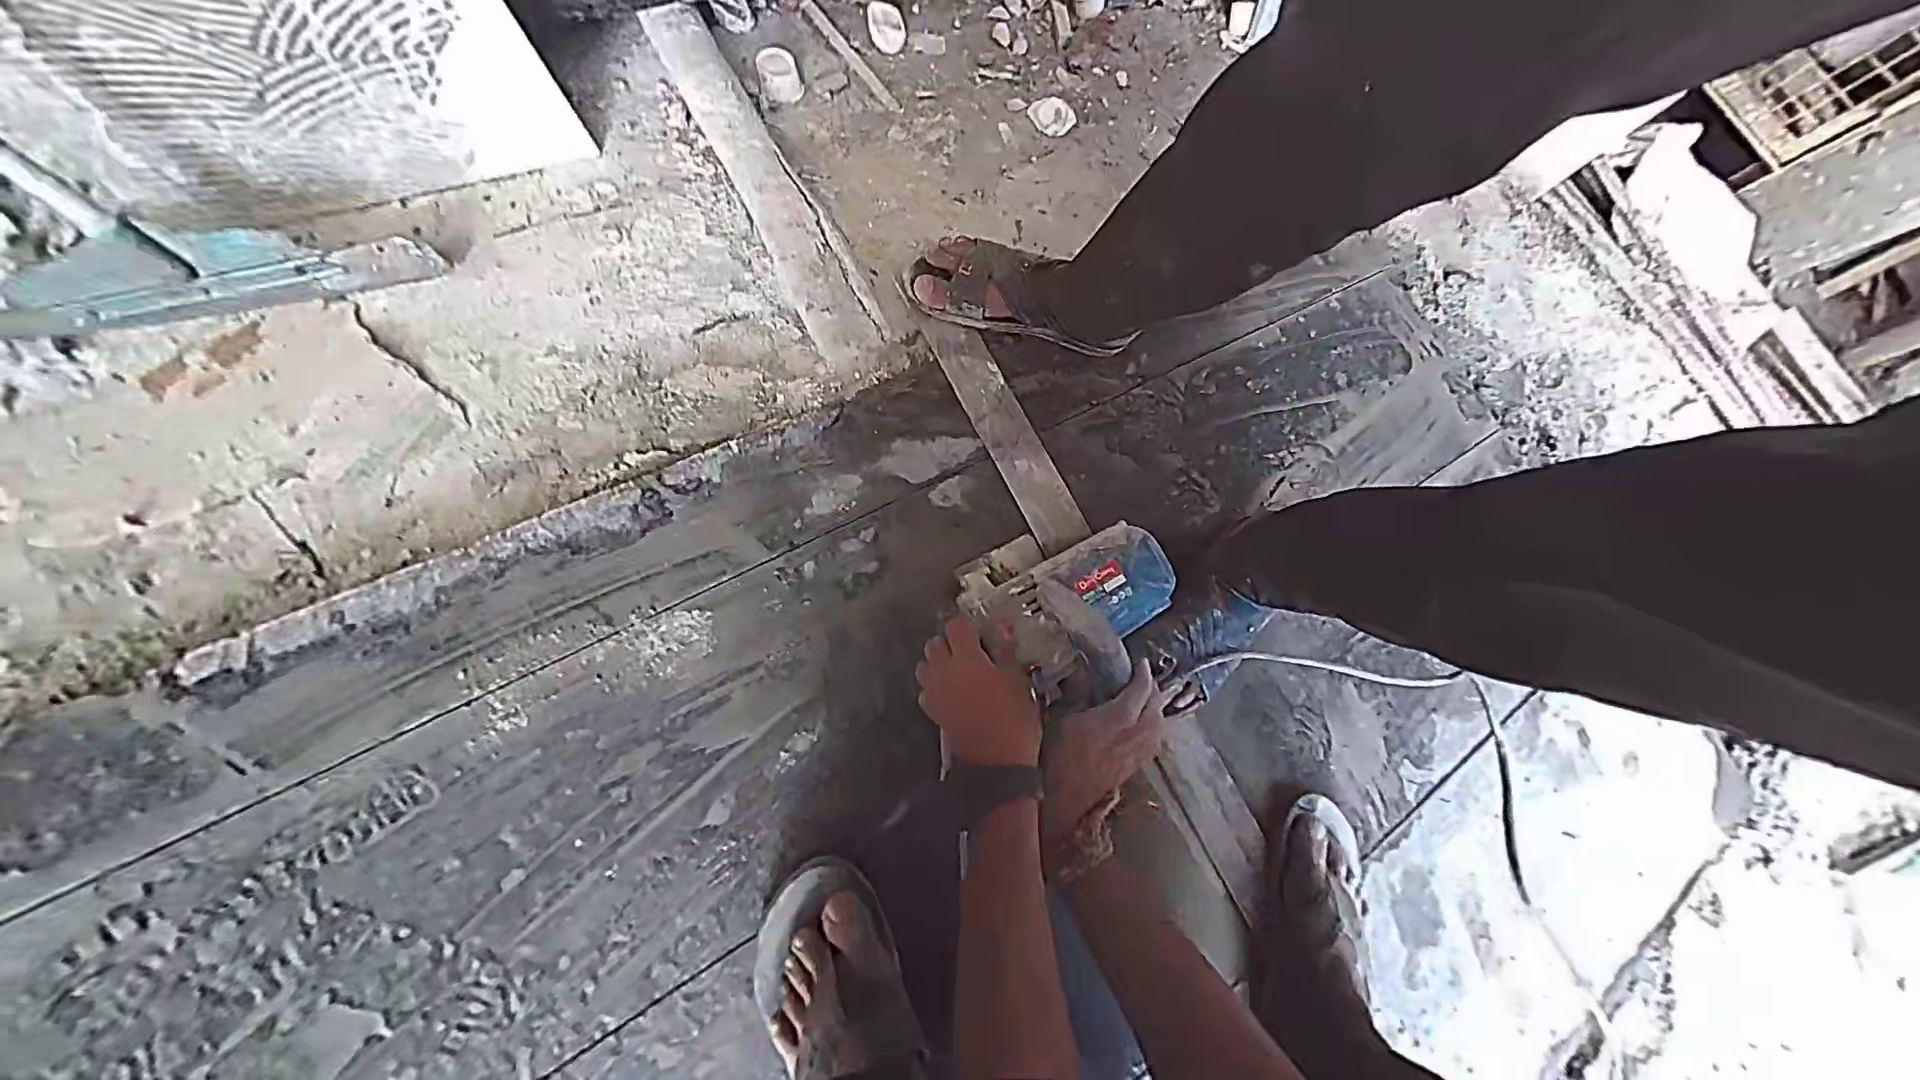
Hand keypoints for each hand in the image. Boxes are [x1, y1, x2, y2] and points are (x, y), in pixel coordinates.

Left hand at [915, 617, 1041, 766]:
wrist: (996, 764)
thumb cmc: (1014, 719)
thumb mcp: (1018, 682)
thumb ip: (1006, 651)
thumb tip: (1001, 626)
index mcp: (967, 658)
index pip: (955, 626)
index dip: (967, 628)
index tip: (981, 638)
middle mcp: (944, 670)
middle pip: (935, 643)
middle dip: (950, 644)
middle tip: (971, 655)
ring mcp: (934, 691)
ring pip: (925, 664)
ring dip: (938, 663)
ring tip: (959, 673)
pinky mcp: (931, 711)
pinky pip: (925, 688)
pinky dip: (934, 686)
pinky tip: (951, 694)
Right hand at [1042, 659, 1172, 845]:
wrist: (1066, 799)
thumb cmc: (1059, 755)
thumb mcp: (1063, 717)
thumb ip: (1078, 692)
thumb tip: (1083, 671)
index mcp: (1120, 716)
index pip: (1141, 687)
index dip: (1142, 672)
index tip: (1139, 662)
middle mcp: (1138, 732)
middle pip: (1157, 704)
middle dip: (1152, 687)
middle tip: (1141, 677)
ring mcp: (1140, 750)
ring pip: (1160, 722)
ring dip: (1156, 706)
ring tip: (1145, 698)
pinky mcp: (1137, 765)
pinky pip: (1155, 738)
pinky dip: (1153, 725)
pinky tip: (1143, 724)